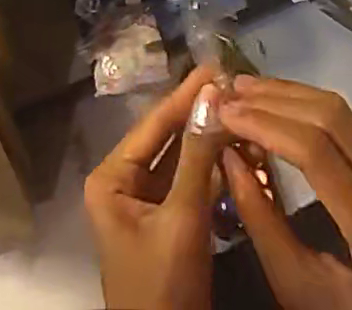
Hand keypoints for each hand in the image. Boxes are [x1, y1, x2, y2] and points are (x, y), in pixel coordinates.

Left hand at [84, 64, 225, 309]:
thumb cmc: (162, 286)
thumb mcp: (182, 219)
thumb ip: (197, 156)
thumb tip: (211, 95)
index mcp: (111, 176)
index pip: (153, 124)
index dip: (186, 94)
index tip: (216, 66)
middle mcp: (122, 181)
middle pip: (167, 139)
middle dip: (199, 114)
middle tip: (233, 83)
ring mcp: (144, 203)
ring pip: (180, 160)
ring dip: (209, 139)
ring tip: (240, 108)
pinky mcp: (165, 221)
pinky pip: (188, 184)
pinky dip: (211, 170)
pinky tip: (237, 148)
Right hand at [219, 76, 351, 309]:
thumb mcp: (296, 291)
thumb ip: (261, 221)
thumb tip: (228, 155)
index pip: (320, 156)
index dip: (267, 123)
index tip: (226, 111)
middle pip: (338, 124)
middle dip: (278, 99)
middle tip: (232, 90)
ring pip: (350, 120)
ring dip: (294, 97)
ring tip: (249, 89)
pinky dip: (313, 114)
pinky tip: (281, 108)